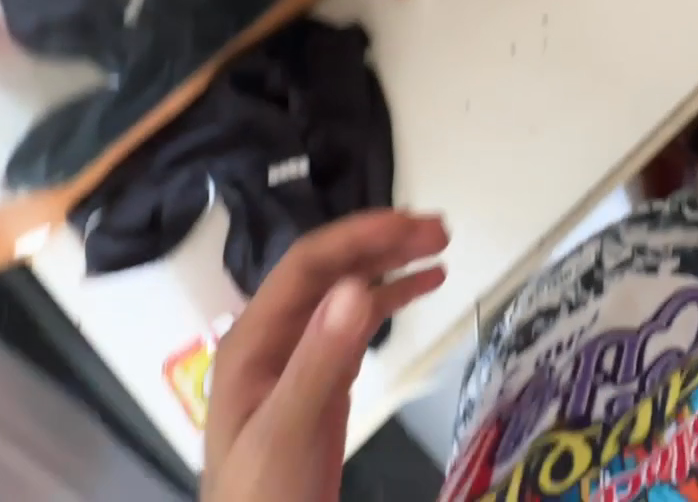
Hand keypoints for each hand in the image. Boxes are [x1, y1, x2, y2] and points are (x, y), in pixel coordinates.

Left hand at [202, 210, 449, 501]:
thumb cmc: (266, 496)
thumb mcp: (289, 430)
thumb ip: (320, 360)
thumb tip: (357, 286)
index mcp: (255, 336)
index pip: (308, 265)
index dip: (358, 235)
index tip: (409, 223)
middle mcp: (277, 333)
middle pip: (333, 269)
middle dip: (384, 242)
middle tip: (440, 229)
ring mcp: (302, 351)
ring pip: (350, 288)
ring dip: (394, 262)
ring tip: (441, 245)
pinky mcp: (326, 372)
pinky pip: (361, 319)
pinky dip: (395, 296)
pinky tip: (427, 284)